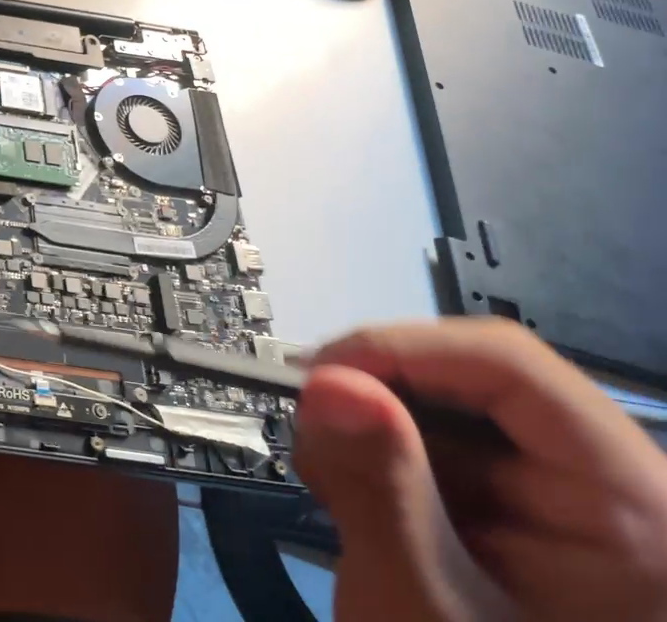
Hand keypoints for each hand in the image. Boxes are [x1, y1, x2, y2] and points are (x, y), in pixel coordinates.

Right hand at [296, 317, 666, 621]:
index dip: (401, 350)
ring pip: (447, 410)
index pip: (513, 369)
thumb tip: (328, 380)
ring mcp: (573, 502)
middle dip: (375, 402)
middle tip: (313, 447)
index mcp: (636, 510)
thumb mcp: (420, 602)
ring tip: (333, 489)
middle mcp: (616, 489)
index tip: (313, 377)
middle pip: (475, 383)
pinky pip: (443, 446)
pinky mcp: (530, 513)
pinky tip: (356, 497)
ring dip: (368, 432)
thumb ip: (379, 490)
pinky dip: (380, 456)